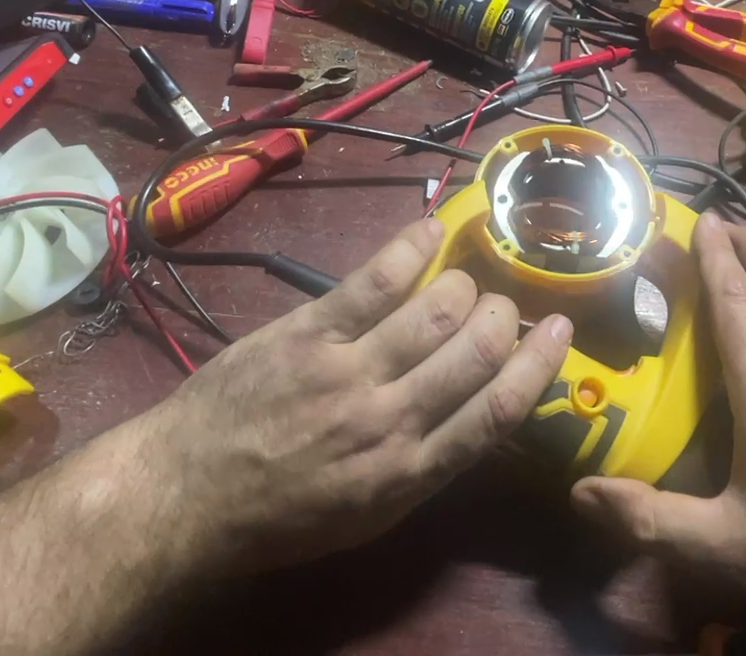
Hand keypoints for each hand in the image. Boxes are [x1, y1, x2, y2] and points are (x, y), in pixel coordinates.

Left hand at [134, 219, 571, 578]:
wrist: (187, 495)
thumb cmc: (284, 514)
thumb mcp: (370, 515)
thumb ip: (431, 460)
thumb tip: (482, 405)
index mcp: (409, 472)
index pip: (497, 410)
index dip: (538, 363)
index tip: (559, 328)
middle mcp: (388, 420)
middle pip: (474, 349)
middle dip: (501, 316)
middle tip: (500, 306)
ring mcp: (347, 370)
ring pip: (433, 309)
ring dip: (462, 286)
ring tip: (463, 281)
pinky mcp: (308, 332)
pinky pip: (372, 281)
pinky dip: (410, 248)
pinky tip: (431, 229)